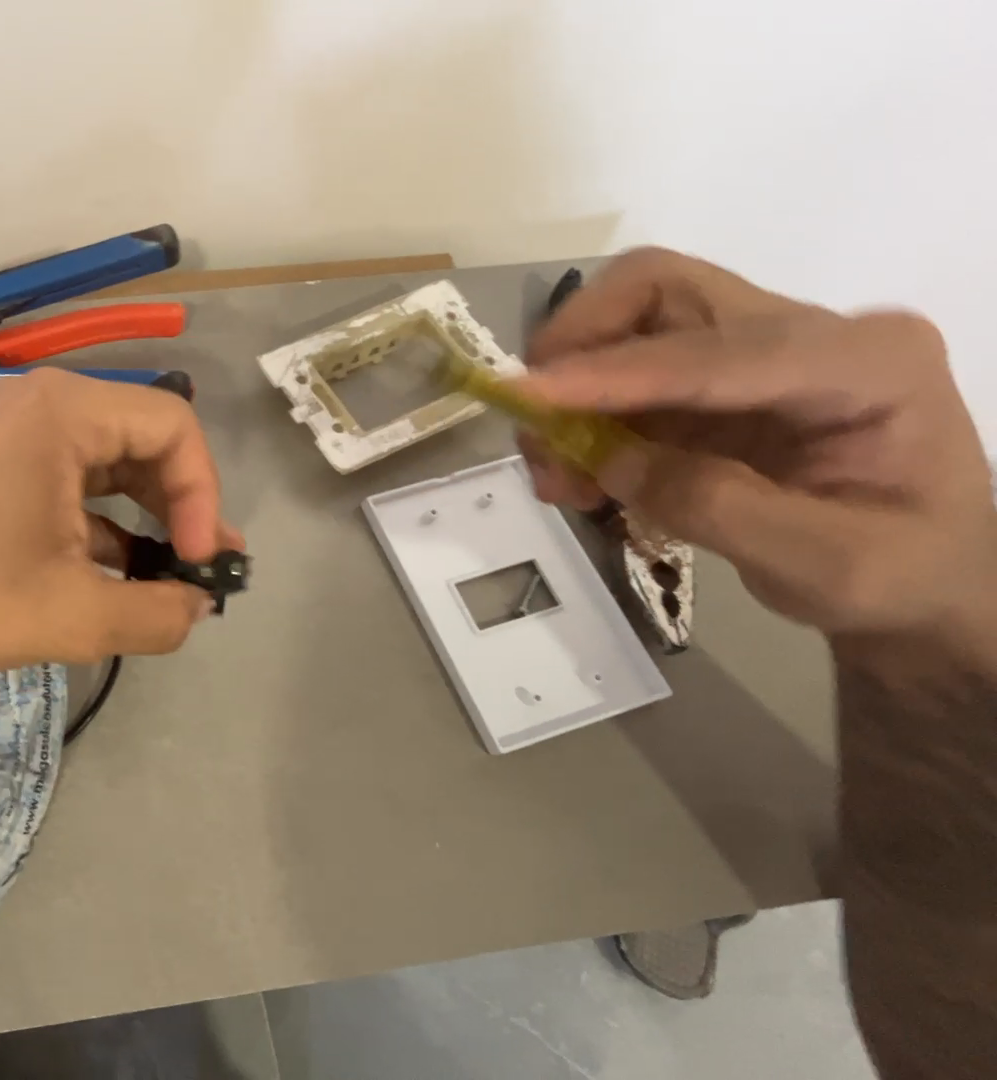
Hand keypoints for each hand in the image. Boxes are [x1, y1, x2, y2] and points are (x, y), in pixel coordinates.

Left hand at [0, 369, 241, 669]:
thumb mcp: (77, 616)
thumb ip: (160, 613)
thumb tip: (200, 601)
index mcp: (65, 412)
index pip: (175, 427)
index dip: (202, 495)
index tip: (197, 560)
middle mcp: (43, 401)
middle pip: (144, 437)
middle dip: (179, 504)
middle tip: (201, 566)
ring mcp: (15, 426)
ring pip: (110, 459)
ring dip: (145, 513)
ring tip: (170, 569)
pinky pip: (72, 474)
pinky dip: (102, 515)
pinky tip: (118, 566)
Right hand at [517, 247, 995, 640]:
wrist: (930, 578)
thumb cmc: (905, 573)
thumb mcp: (831, 564)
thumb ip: (719, 507)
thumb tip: (610, 461)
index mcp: (863, 363)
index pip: (714, 353)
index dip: (612, 373)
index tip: (523, 396)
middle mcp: (805, 335)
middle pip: (660, 290)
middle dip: (578, 341)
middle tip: (532, 412)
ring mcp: (750, 355)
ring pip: (626, 328)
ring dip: (569, 391)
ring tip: (556, 474)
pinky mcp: (707, 386)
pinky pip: (618, 379)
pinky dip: (578, 419)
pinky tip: (578, 474)